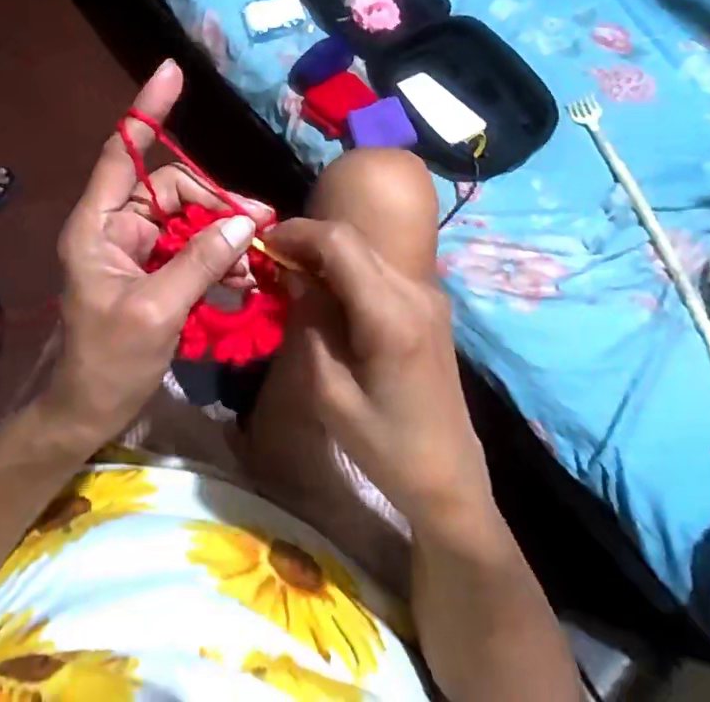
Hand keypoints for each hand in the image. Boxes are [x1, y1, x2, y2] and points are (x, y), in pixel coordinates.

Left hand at [43, 61, 272, 453]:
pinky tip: (242, 278)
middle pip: (168, 189)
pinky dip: (214, 257)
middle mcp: (112, 228)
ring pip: (183, 219)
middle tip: (258, 224)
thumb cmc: (108, 362)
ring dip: (220, 232)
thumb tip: (246, 220)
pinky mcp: (148, 272)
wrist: (85, 410)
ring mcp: (132, 250)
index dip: (146, 112)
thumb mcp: (158, 310)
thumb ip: (201, 260)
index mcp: (96, 226)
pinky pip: (187, 248)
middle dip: (213, 201)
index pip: (121, 154)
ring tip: (255, 259)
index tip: (171, 71)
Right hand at [262, 217, 488, 527]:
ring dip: (324, 253)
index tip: (261, 245)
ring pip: (365, 250)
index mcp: (391, 314)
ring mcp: (427, 296)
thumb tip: (292, 272)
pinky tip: (322, 291)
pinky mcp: (428, 306)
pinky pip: (378, 269)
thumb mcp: (329, 391)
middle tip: (268, 260)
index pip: (339, 242)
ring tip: (288, 274)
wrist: (448, 476)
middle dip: (305, 240)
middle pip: (352, 240)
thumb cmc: (384, 445)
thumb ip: (309, 322)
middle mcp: (416, 292)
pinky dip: (344, 268)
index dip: (295, 233)